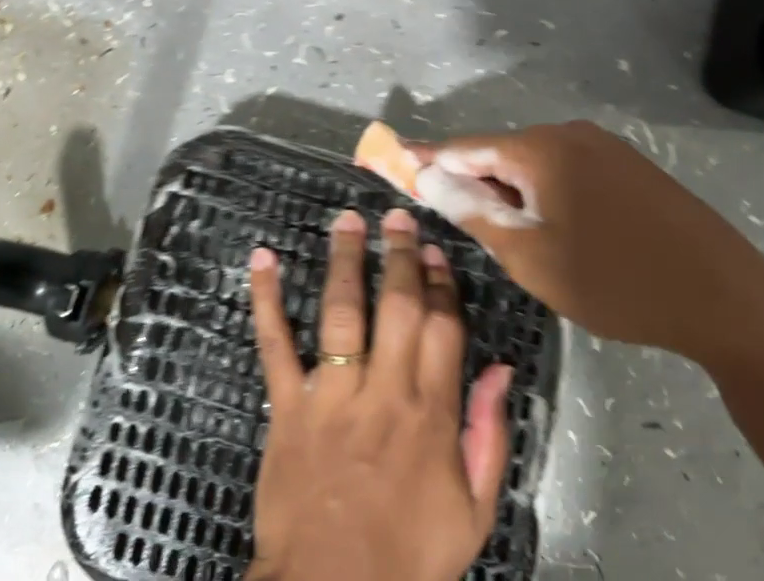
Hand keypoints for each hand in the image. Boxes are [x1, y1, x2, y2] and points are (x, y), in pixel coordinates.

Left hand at [245, 208, 511, 580]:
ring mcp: (331, 394)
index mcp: (431, 413)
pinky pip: (274, 344)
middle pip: (395, 307)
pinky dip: (266, 300)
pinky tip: (263, 259)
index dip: (440, 285)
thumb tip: (500, 370)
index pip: (441, 328)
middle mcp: (383, 390)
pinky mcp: (286, 406)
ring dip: (343, 260)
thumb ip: (488, 434)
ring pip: (340, 312)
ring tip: (346, 220)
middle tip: (397, 216)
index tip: (436, 251)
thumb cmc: (409, 553)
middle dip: (398, 256)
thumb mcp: (474, 509)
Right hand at [410, 121, 763, 364]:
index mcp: (540, 148)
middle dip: (471, 185)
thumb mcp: (530, 255)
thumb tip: (428, 179)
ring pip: (533, 166)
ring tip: (510, 241)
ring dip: (510, 196)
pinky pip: (566, 174)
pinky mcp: (630, 169)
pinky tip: (554, 233)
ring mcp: (606, 149)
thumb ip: (473, 212)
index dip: (422, 158)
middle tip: (455, 224)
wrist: (726, 300)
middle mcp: (570, 134)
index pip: (463, 147)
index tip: (383, 159)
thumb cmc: (614, 282)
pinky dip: (543, 197)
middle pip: (499, 154)